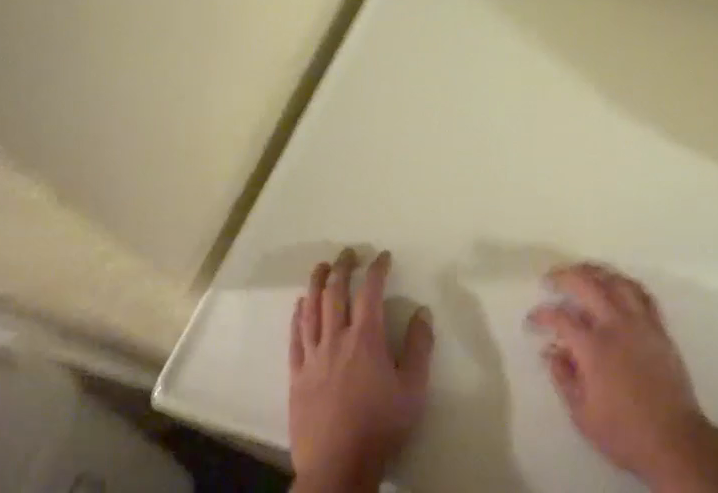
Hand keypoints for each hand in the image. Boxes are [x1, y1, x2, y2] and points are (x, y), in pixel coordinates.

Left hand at [290, 249, 433, 492]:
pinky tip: (299, 306)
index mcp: (366, 339)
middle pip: (335, 293)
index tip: (382, 256)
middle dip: (342, 268)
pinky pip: (295, 338)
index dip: (376, 269)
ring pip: (310, 310)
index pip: (370, 291)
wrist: (338, 465)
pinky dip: (297, 317)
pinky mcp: (296, 376)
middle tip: (348, 253)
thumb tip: (422, 312)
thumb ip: (419, 347)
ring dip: (316, 284)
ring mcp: (312, 357)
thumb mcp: (414, 389)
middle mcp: (336, 340)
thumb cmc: (381, 426)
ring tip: (321, 267)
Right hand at [528, 264, 717, 491]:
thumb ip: (563, 377)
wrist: (672, 438)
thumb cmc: (623, 432)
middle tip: (550, 279)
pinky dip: (625, 283)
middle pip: (588, 284)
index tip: (532, 321)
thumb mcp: (582, 413)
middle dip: (564, 276)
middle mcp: (617, 325)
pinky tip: (616, 286)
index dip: (542, 315)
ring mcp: (641, 323)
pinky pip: (642, 294)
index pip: (561, 318)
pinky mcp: (659, 328)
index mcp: (594, 348)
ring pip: (617, 281)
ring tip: (581, 272)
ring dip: (595, 271)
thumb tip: (551, 350)